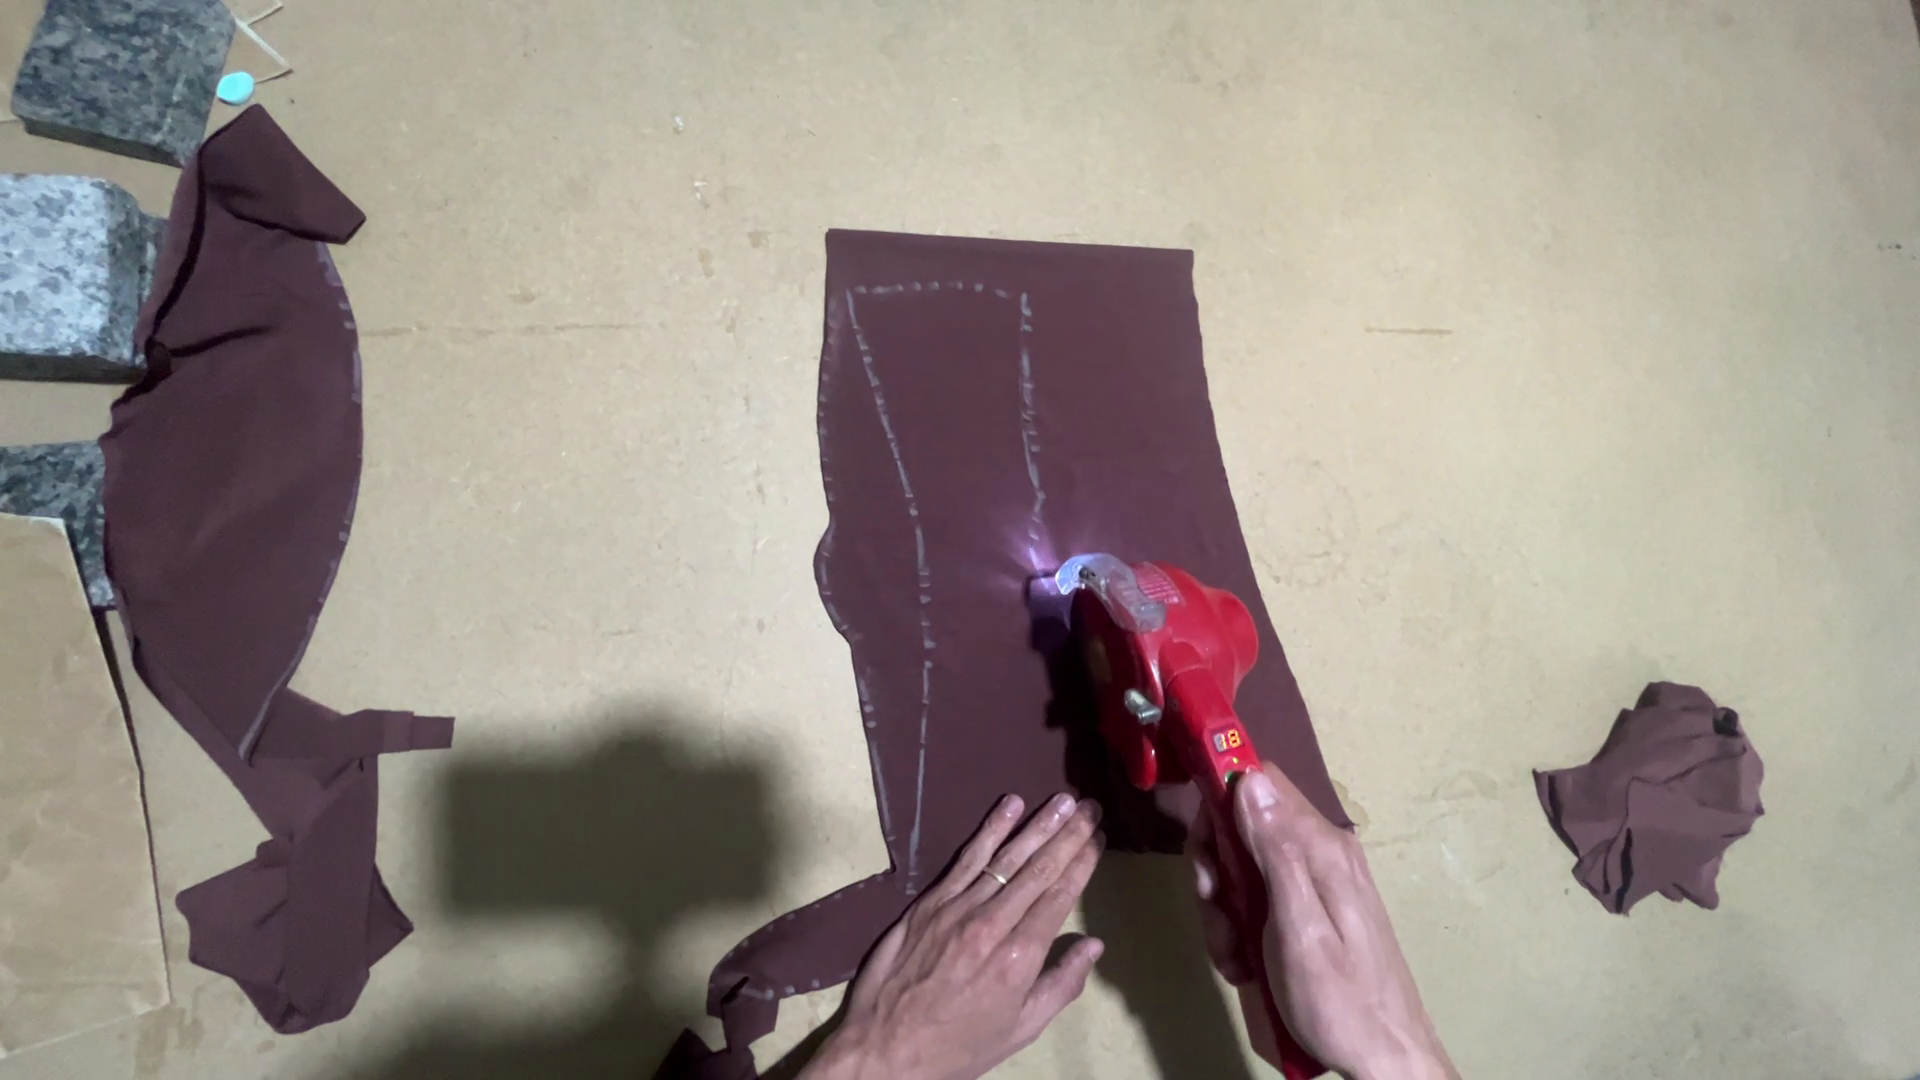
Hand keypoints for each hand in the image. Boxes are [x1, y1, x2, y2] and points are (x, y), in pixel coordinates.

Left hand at [802, 793, 1106, 1079]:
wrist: (885, 1048)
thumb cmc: (959, 1046)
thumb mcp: (1020, 1030)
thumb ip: (1061, 985)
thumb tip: (1094, 945)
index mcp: (1019, 959)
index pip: (1059, 897)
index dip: (1082, 864)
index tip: (1099, 838)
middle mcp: (993, 924)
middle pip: (1038, 869)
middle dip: (1069, 835)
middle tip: (1091, 807)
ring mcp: (960, 907)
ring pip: (1007, 856)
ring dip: (1038, 825)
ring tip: (1063, 800)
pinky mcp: (933, 899)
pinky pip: (968, 857)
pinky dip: (991, 828)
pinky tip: (1011, 805)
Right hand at [1188, 763, 1457, 1079]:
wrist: (1388, 1068)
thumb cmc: (1339, 1001)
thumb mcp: (1297, 926)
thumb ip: (1273, 849)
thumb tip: (1249, 778)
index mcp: (1320, 845)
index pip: (1259, 780)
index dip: (1219, 798)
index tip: (1203, 844)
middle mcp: (1320, 849)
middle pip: (1243, 823)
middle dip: (1215, 864)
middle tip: (1213, 906)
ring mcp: (1316, 878)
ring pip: (1244, 861)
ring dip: (1223, 903)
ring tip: (1231, 952)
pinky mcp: (1310, 904)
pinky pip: (1258, 892)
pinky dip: (1239, 921)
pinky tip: (1243, 960)